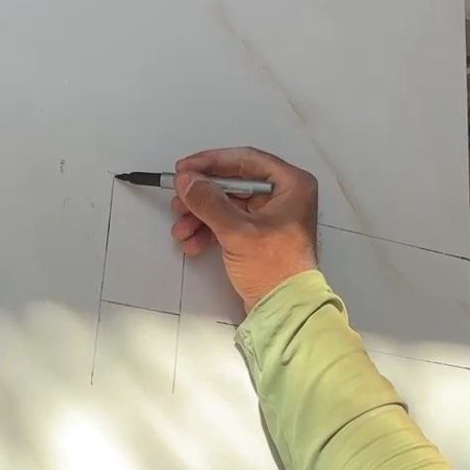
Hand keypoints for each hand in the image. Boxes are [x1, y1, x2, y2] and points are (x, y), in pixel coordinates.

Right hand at [169, 147, 318, 312]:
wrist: (284, 309)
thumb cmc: (275, 269)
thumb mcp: (238, 231)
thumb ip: (209, 202)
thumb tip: (186, 180)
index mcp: (291, 184)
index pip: (245, 160)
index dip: (210, 163)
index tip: (184, 169)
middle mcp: (284, 196)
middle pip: (233, 184)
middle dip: (202, 196)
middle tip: (178, 201)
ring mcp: (271, 217)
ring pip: (228, 206)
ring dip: (201, 216)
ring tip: (181, 229)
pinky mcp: (260, 236)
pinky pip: (230, 224)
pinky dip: (210, 231)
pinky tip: (192, 243)